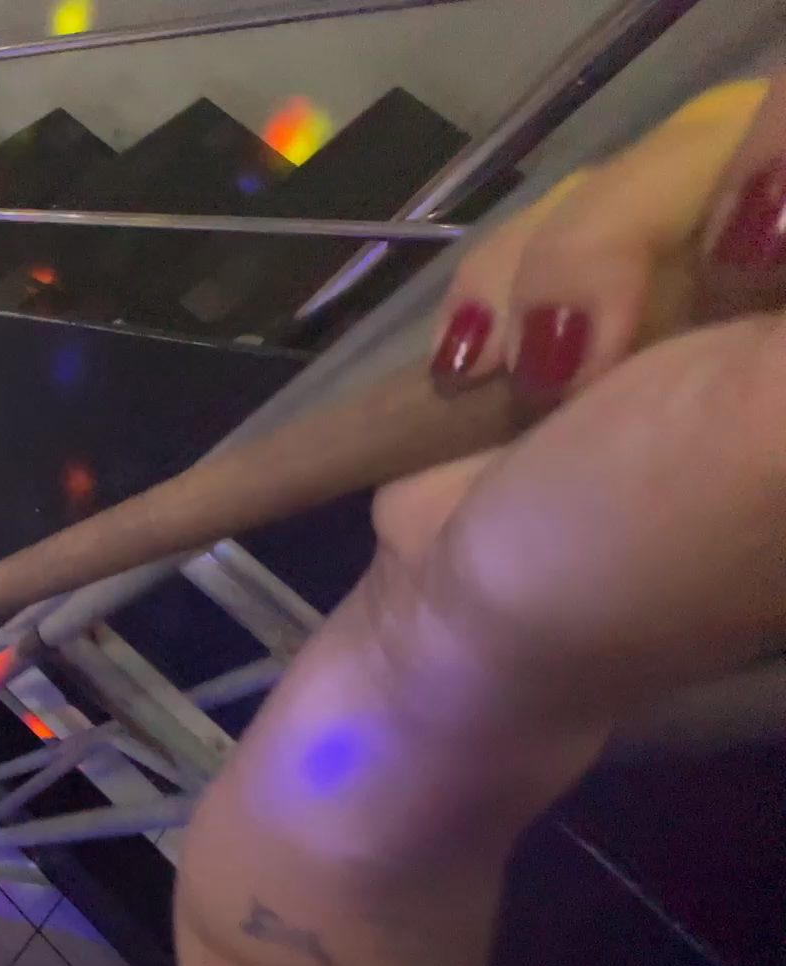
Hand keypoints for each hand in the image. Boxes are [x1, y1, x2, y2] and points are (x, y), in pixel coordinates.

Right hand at [383, 76, 785, 716]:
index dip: (778, 178)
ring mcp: (696, 283)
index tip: (744, 264)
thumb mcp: (770, 439)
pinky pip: (540, 218)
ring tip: (526, 383)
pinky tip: (477, 370)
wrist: (454, 599)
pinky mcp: (579, 297)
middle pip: (762, 124)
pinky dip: (487, 291)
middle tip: (604, 346)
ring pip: (643, 163)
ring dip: (547, 277)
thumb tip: (774, 227)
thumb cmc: (622, 550)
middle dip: (641, 234)